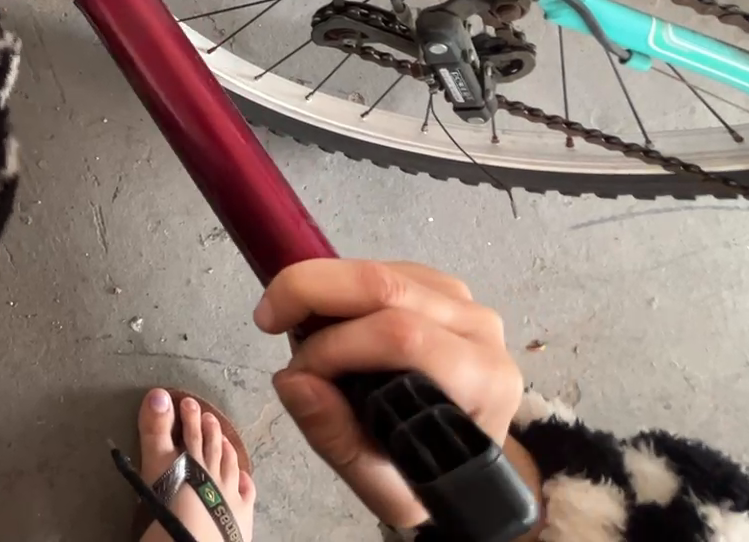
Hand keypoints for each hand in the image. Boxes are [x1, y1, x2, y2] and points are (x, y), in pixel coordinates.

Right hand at [253, 259, 530, 529]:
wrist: (457, 458)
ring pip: (371, 270)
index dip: (334, 346)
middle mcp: (479, 330)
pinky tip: (325, 318)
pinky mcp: (436, 282)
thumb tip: (294, 381)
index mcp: (481, 382)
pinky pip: (372, 265)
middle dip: (309, 293)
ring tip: (300, 330)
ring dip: (318, 290)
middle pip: (382, 286)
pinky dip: (333, 284)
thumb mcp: (377, 483)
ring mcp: (460, 299)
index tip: (294, 374)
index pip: (400, 336)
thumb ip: (335, 435)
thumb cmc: (421, 471)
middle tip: (267, 318)